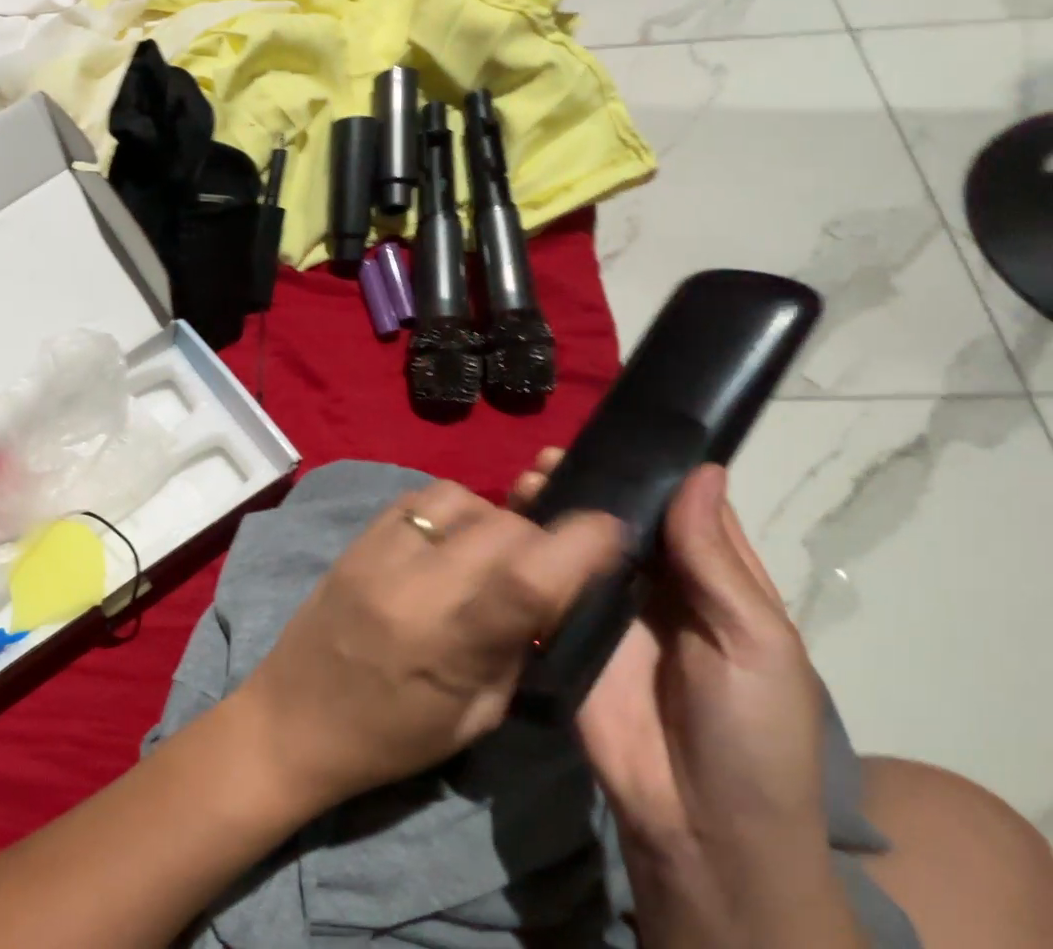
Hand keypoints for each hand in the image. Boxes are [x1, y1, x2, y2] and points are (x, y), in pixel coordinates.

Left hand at [234, 479, 621, 809]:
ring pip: (458, 497)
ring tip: (487, 557)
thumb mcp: (477, 715)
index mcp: (447, 643)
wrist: (290, 721)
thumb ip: (519, 648)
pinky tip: (447, 543)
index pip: (528, 573)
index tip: (611, 533)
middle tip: (539, 571)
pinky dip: (447, 511)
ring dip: (490, 520)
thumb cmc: (390, 739)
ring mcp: (373, 555)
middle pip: (503, 526)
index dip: (584, 542)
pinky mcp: (350, 542)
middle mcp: (410, 586)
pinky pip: (414, 499)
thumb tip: (556, 592)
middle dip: (540, 540)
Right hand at [510, 450, 848, 940]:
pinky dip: (520, 564)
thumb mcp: (757, 642)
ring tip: (521, 483)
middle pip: (615, 528)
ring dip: (549, 518)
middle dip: (586, 489)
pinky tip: (495, 534)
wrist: (698, 821)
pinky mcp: (558, 644)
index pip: (679, 513)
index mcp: (712, 584)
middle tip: (545, 459)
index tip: (610, 431)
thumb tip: (700, 471)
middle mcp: (652, 592)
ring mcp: (601, 618)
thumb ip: (716, 562)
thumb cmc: (753, 731)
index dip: (650, 472)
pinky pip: (540, 597)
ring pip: (572, 555)